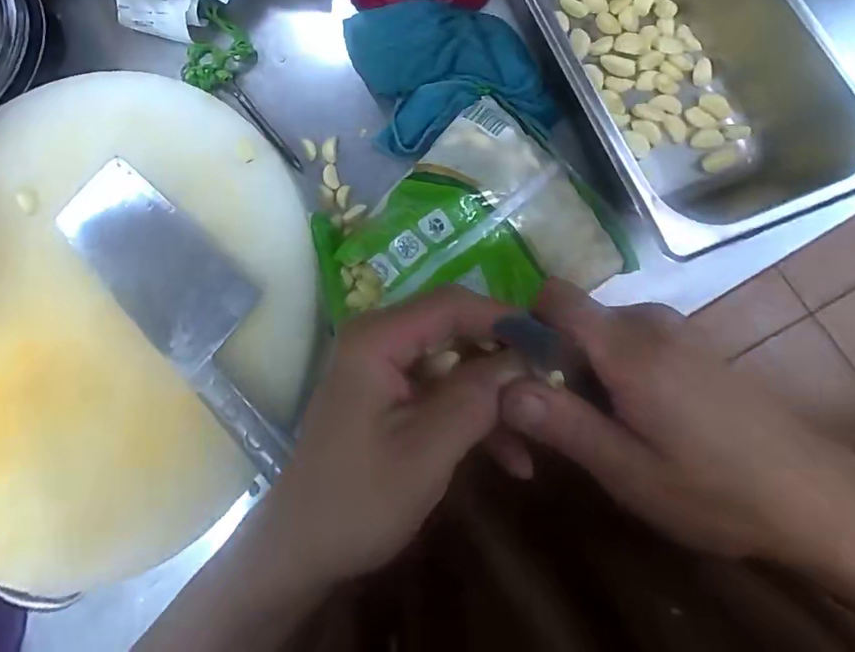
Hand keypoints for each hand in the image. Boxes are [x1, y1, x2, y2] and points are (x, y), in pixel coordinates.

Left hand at [248, 286, 524, 588]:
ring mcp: (384, 366)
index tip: (550, 342)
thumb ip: (475, 399)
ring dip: (494, 396)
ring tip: (538, 433)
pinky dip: (474, 415)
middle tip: (552, 384)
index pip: (450, 304)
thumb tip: (522, 358)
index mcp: (376, 338)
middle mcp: (379, 339)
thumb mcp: (425, 453)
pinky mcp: (391, 393)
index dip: (502, 317)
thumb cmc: (357, 501)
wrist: (301, 550)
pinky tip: (512, 458)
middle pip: (455, 328)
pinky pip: (442, 389)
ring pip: (455, 361)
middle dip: (503, 358)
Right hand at [500, 280, 854, 567]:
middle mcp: (648, 320)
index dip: (526, 324)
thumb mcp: (630, 473)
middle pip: (576, 316)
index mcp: (627, 345)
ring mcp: (676, 327)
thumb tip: (501, 388)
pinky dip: (619, 365)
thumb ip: (563, 425)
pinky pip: (633, 337)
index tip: (523, 374)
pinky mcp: (693, 341)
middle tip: (565, 421)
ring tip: (608, 427)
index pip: (554, 296)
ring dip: (589, 365)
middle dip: (557, 357)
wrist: (815, 497)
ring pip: (603, 329)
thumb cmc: (716, 490)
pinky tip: (645, 417)